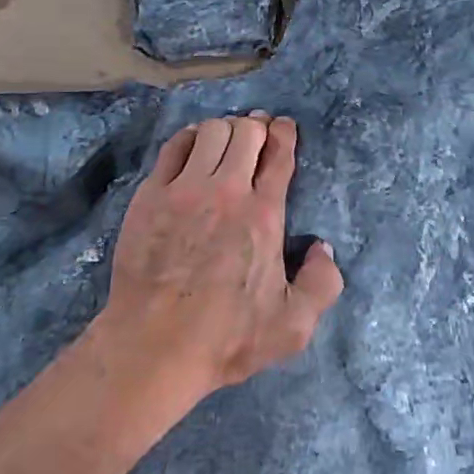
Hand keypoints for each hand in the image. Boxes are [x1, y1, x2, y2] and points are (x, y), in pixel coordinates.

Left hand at [94, 112, 343, 405]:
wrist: (153, 346)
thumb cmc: (226, 337)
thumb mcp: (294, 325)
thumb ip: (323, 284)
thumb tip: (322, 249)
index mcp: (263, 214)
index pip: (279, 155)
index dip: (284, 134)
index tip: (284, 127)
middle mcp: (226, 191)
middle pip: (246, 132)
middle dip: (256, 127)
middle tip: (257, 133)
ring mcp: (184, 190)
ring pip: (210, 132)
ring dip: (225, 129)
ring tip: (227, 140)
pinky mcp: (150, 196)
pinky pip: (174, 148)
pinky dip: (189, 137)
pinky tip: (193, 145)